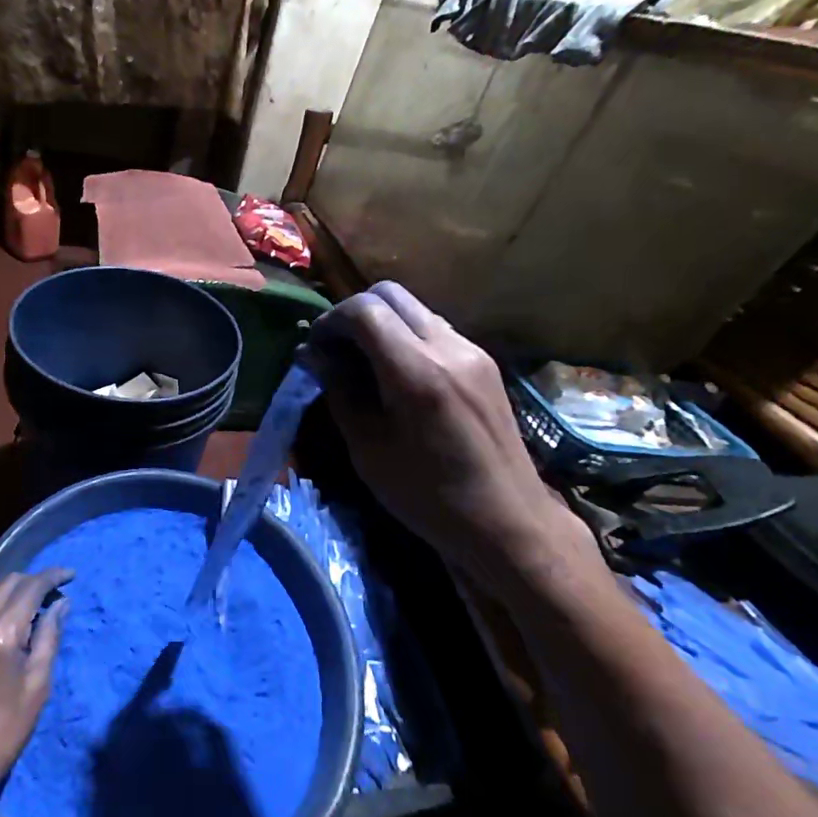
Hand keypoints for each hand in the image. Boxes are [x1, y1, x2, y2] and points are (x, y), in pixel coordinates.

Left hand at [0, 568, 72, 816]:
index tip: (72, 575)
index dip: (53, 576)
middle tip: (56, 591)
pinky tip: (7, 619)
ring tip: (35, 602)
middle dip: (34, 580)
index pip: (30, 587)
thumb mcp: (37, 687)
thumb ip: (49, 637)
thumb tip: (61, 604)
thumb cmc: (1, 734)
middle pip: (7, 583)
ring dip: (13, 589)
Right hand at [301, 282, 598, 599]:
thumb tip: (311, 353)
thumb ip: (339, 389)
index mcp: (416, 372)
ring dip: (382, 323)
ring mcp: (472, 352)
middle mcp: (448, 347)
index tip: (315, 349)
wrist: (506, 521)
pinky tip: (397, 375)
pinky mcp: (485, 363)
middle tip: (336, 349)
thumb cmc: (427, 494)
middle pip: (390, 294)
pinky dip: (406, 337)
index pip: (364, 309)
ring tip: (363, 364)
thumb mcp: (368, 447)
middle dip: (354, 313)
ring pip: (415, 308)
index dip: (330, 321)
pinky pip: (436, 330)